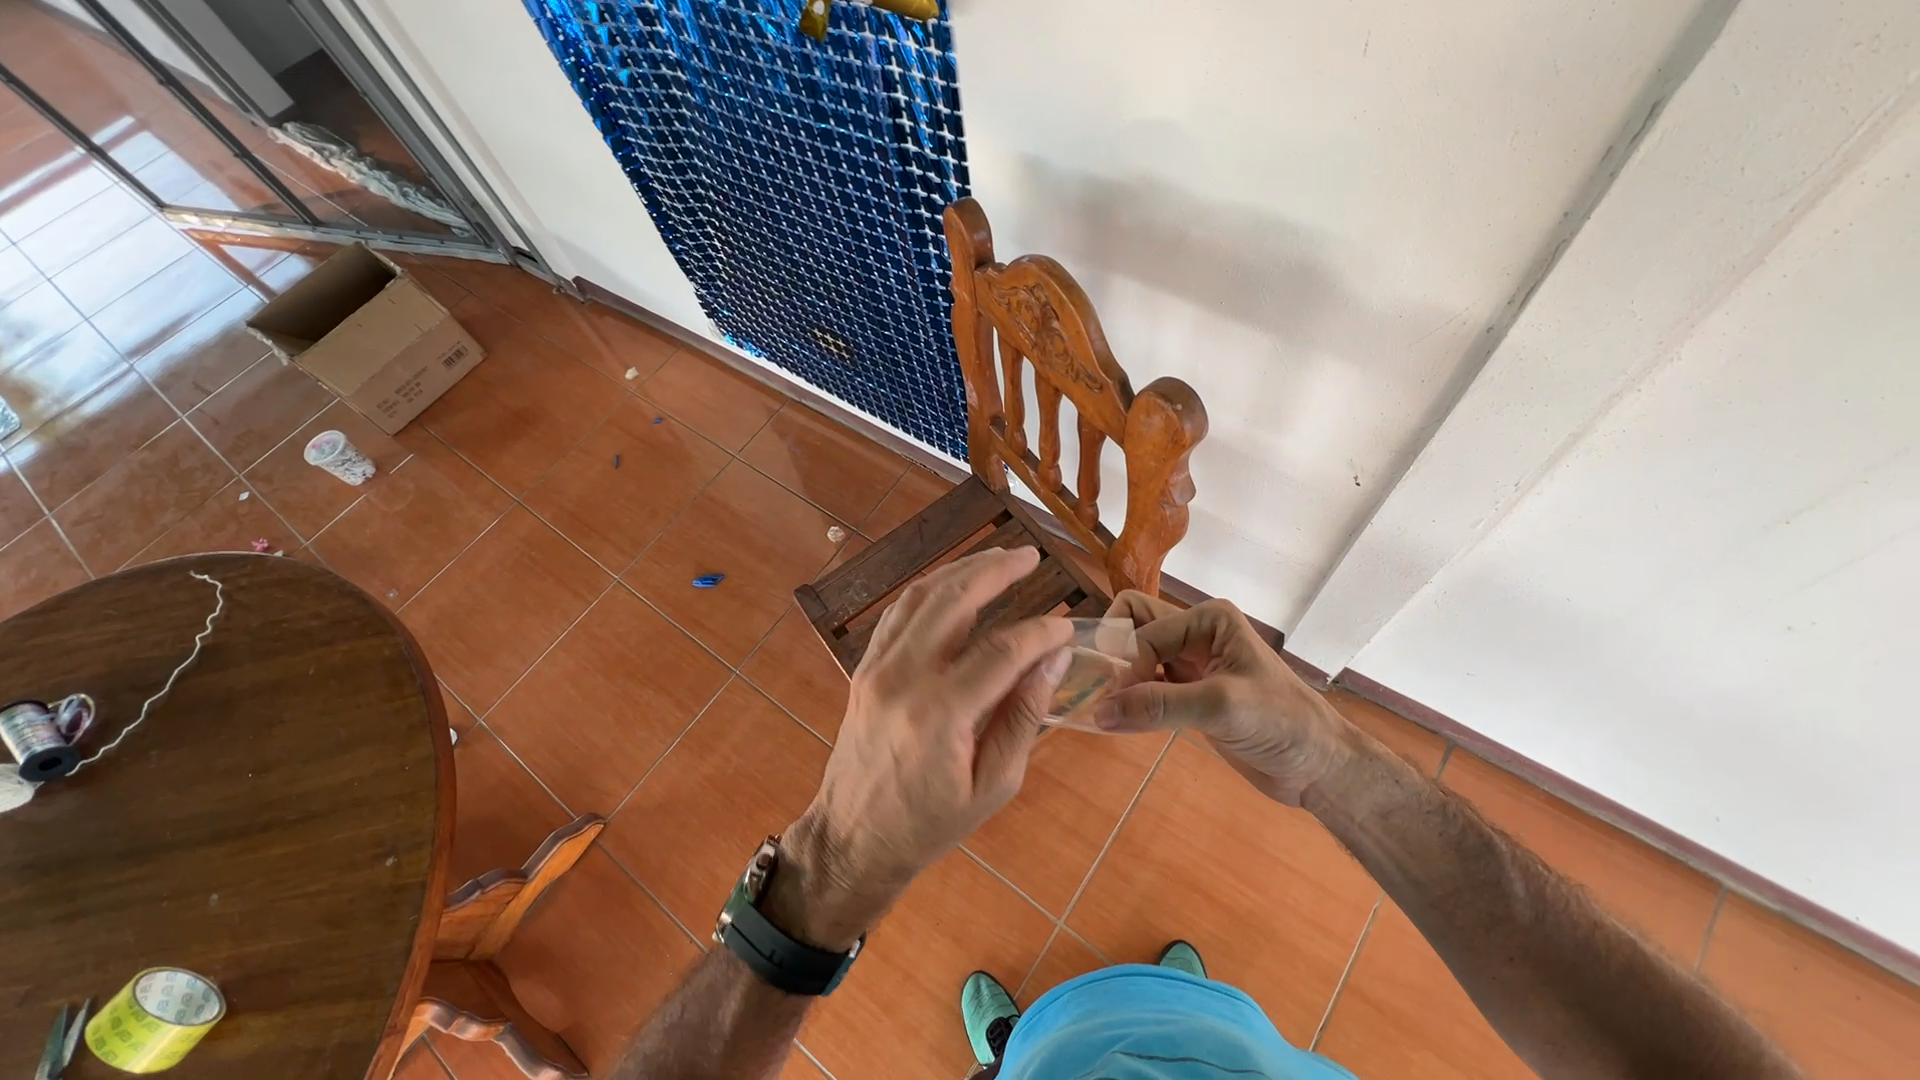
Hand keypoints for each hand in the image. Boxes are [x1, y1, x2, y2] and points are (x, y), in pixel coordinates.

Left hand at [765, 548, 1072, 949]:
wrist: (853, 836)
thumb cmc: (931, 823)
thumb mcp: (993, 784)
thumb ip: (1023, 717)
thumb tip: (1052, 660)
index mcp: (939, 715)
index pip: (1001, 651)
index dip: (1039, 632)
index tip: (1066, 625)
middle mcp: (903, 678)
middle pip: (953, 602)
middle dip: (995, 571)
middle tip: (1029, 555)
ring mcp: (876, 668)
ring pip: (921, 598)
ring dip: (961, 571)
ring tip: (997, 557)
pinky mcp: (864, 668)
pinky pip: (897, 614)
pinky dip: (929, 590)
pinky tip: (952, 583)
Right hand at [1095, 591, 1355, 806]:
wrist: (1318, 766)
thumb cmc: (1281, 724)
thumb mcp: (1221, 707)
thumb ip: (1159, 706)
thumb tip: (1099, 712)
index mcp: (1209, 620)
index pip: (1143, 629)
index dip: (1127, 664)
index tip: (1120, 702)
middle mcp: (1196, 634)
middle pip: (1134, 627)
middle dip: (1113, 655)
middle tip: (1102, 692)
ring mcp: (1191, 665)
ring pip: (1136, 658)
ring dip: (1119, 680)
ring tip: (1106, 712)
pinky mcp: (1188, 696)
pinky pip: (1146, 688)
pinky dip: (1130, 701)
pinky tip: (1122, 723)